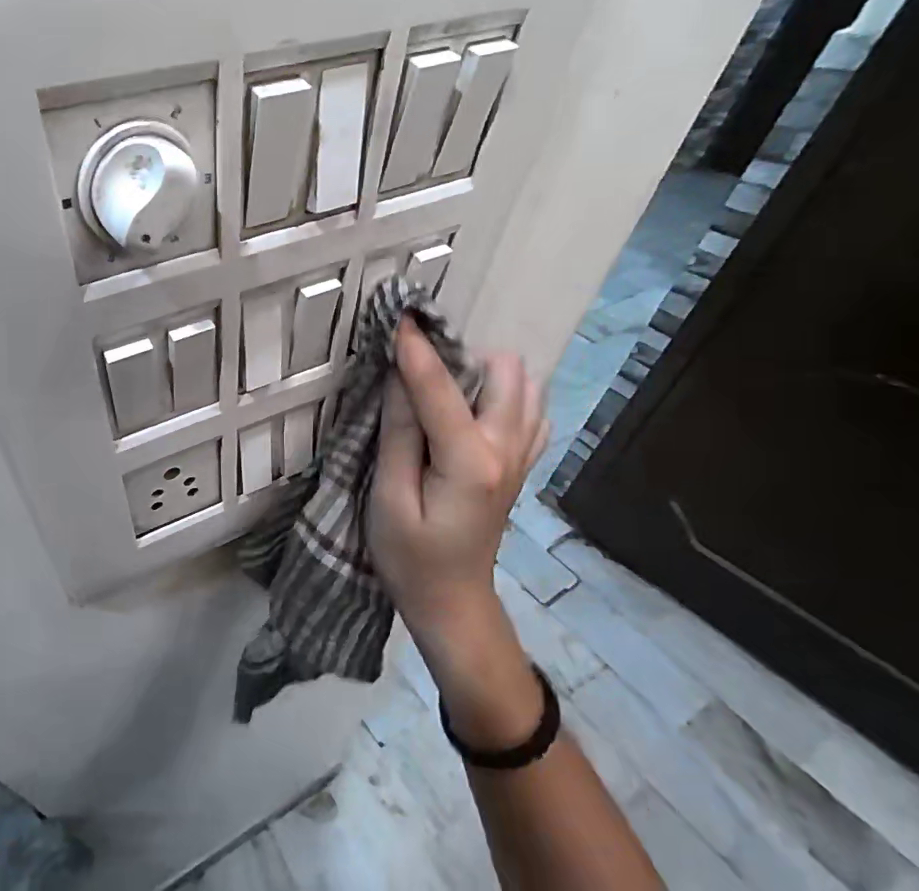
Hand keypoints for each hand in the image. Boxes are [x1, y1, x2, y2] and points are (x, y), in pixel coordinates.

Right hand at [369, 317, 548, 631]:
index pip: (441, 389)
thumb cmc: (410, 557)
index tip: (399, 318)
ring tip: (447, 390)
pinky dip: (504, 395)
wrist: (453, 600)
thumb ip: (398, 433)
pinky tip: (473, 413)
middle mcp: (509, 449)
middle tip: (422, 370)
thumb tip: (399, 376)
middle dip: (463, 355)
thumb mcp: (389, 498)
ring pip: (525, 384)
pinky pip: (530, 409)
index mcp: (472, 462)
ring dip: (486, 373)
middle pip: (506, 370)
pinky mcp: (524, 463)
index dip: (417, 351)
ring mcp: (524, 455)